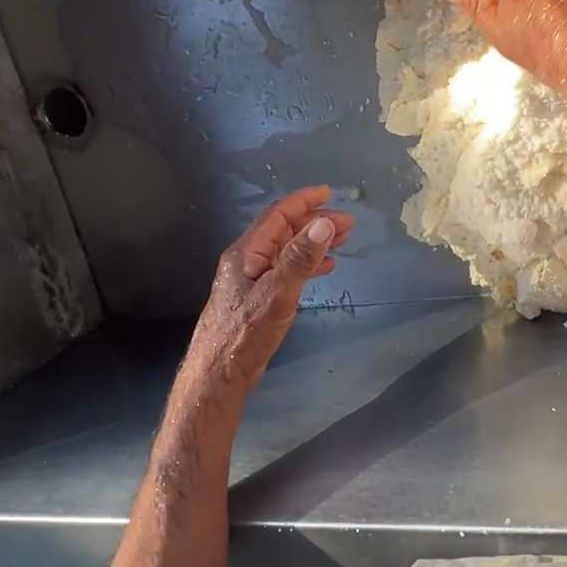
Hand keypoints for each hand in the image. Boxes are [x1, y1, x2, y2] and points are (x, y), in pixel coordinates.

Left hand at [193, 186, 352, 393]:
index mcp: (247, 252)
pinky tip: (324, 268)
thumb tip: (323, 223)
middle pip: (284, 230)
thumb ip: (300, 258)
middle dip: (315, 222)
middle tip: (347, 224)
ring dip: (314, 241)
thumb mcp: (278, 293)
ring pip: (287, 249)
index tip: (328, 193)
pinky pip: (286, 268)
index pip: (278, 215)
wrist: (219, 374)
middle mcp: (247, 259)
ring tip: (342, 240)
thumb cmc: (246, 332)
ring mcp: (251, 278)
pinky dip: (307, 262)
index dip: (304, 201)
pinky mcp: (257, 296)